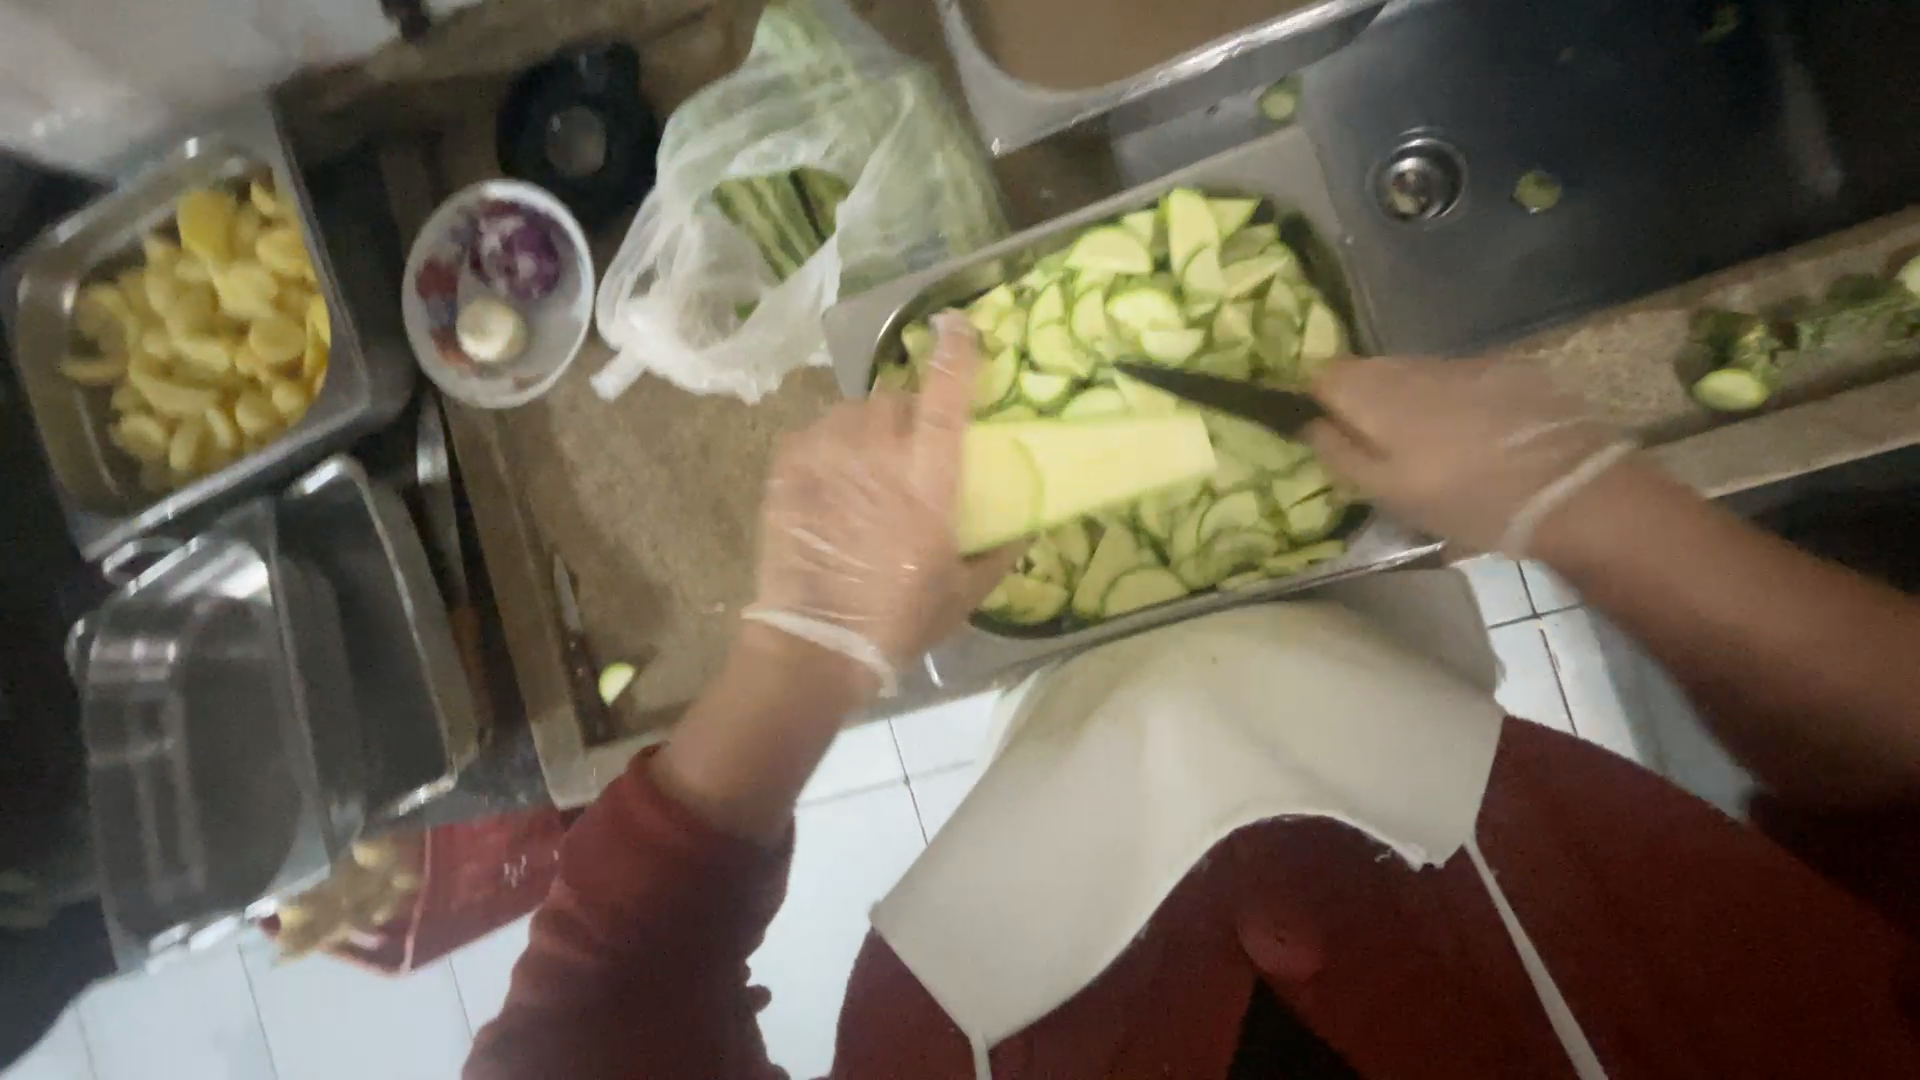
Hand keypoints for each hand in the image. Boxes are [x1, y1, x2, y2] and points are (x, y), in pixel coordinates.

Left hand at [747, 312, 1019, 686]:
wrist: (816, 643)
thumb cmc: (898, 619)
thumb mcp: (964, 593)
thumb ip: (1000, 552)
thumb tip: (1025, 528)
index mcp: (929, 478)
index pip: (947, 394)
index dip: (957, 352)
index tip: (959, 325)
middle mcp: (878, 452)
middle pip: (899, 399)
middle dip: (909, 414)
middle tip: (909, 450)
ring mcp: (828, 455)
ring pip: (855, 411)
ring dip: (868, 428)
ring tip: (866, 464)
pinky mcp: (789, 467)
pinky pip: (817, 431)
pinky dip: (831, 443)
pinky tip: (833, 476)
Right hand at [1305, 356, 1637, 554]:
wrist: (1571, 491)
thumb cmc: (1463, 501)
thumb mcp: (1386, 492)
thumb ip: (1338, 452)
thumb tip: (1309, 423)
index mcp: (1376, 397)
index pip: (1322, 375)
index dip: (1312, 396)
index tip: (1316, 423)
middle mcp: (1412, 368)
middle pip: (1364, 368)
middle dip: (1353, 395)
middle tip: (1361, 438)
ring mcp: (1460, 365)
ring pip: (1406, 370)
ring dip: (1396, 394)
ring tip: (1409, 436)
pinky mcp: (1502, 369)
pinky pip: (1449, 375)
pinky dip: (1438, 395)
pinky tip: (1457, 428)